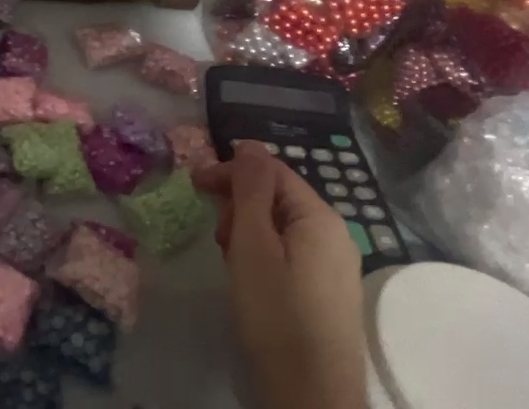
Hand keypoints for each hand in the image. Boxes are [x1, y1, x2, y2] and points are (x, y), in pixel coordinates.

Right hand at [196, 145, 368, 408]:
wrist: (312, 394)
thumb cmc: (276, 313)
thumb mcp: (253, 244)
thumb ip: (250, 190)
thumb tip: (249, 144)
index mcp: (319, 217)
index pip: (270, 170)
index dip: (230, 170)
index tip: (194, 184)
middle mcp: (334, 233)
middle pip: (276, 195)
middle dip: (239, 204)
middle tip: (218, 235)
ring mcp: (334, 264)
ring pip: (280, 225)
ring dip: (248, 230)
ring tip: (231, 259)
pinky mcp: (326, 291)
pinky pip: (289, 251)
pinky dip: (263, 253)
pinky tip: (250, 278)